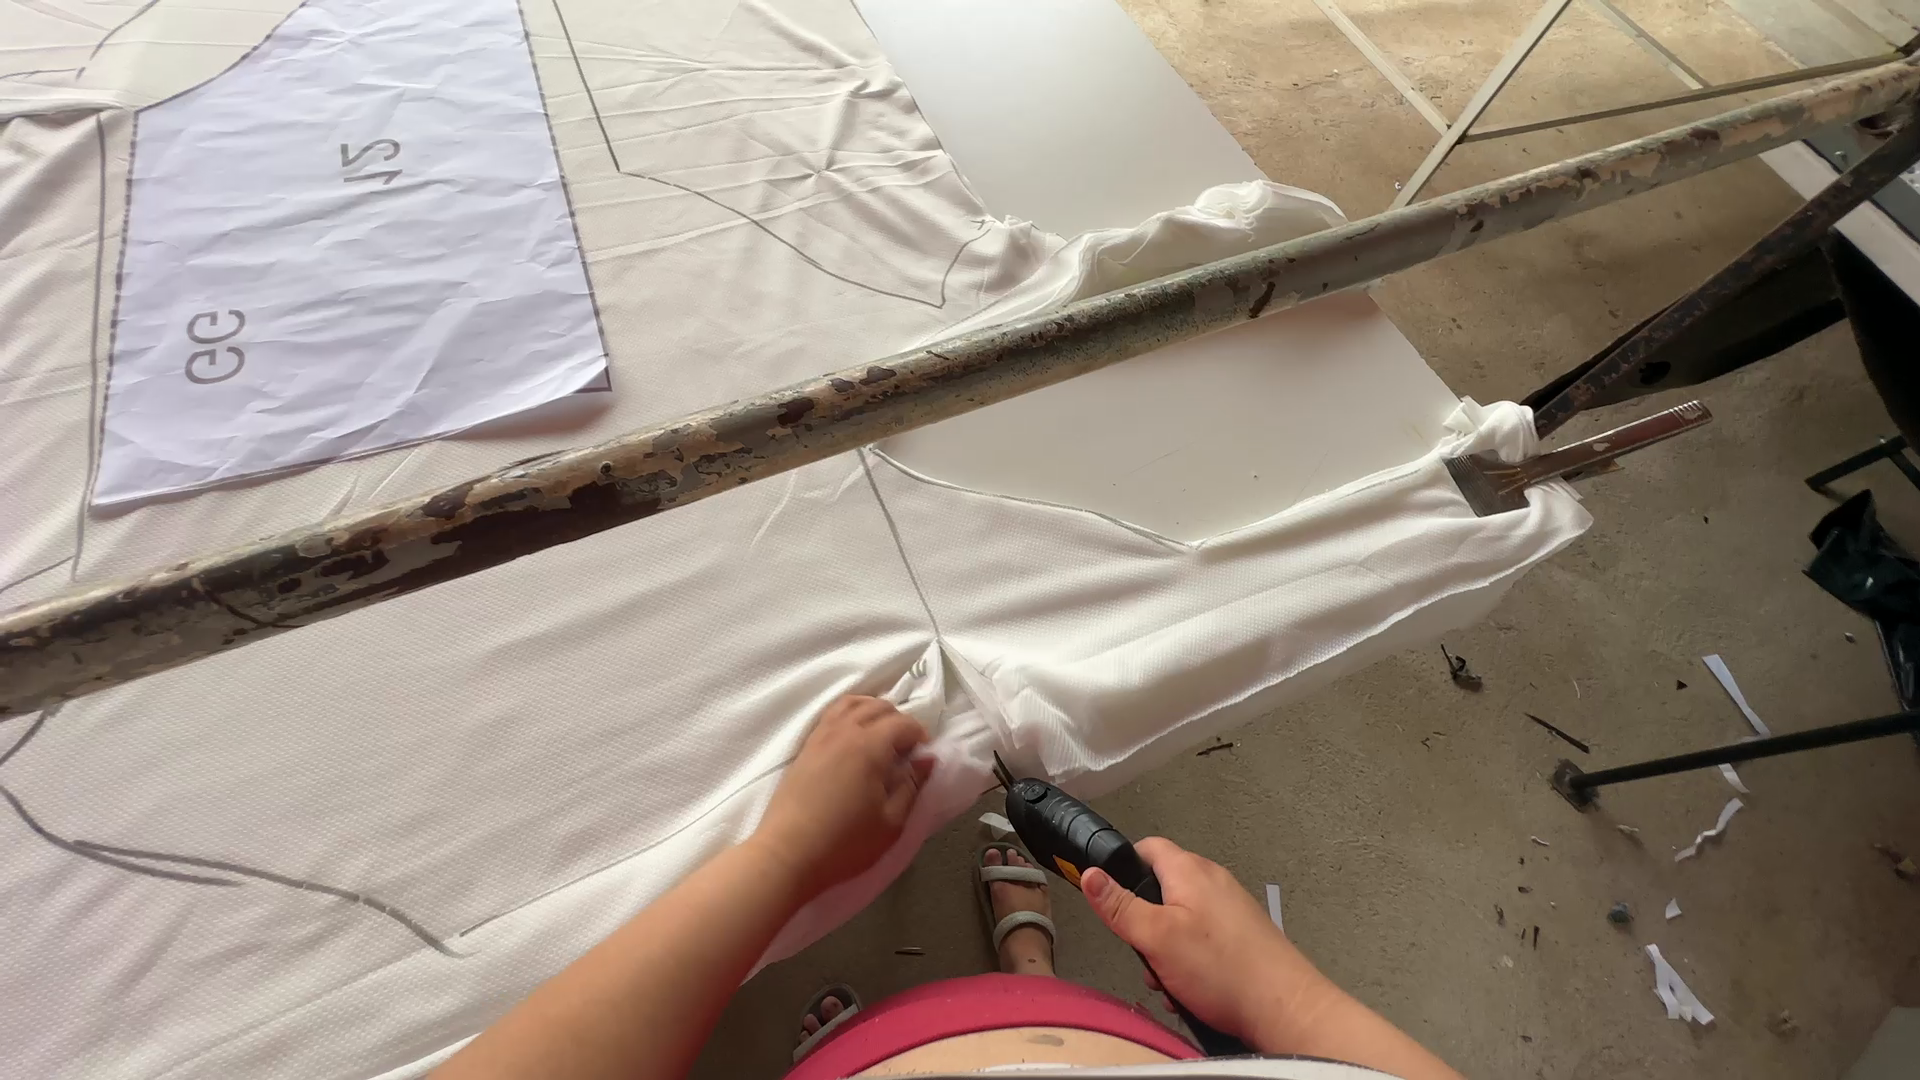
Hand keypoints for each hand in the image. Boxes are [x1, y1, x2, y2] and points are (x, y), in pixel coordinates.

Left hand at [751, 695, 932, 901]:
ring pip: (852, 703)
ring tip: (881, 733)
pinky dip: (850, 713)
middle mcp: (845, 732)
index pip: (903, 723)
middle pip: (879, 707)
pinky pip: (832, 713)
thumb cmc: (845, 843)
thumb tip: (927, 760)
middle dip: (899, 720)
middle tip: (906, 748)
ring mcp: (821, 736)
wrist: (787, 855)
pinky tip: (853, 734)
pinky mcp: (806, 747)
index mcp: (869, 747)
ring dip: (873, 710)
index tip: (924, 755)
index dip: (920, 734)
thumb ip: (912, 786)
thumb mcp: (891, 823)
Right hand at [1081, 838, 1334, 1050]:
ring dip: (1166, 949)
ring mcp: (1230, 907)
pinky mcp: (1243, 934)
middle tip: (1144, 951)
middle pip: (1161, 887)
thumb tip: (1089, 874)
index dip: (1123, 866)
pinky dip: (1191, 960)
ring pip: (1180, 918)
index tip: (1111, 893)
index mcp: (1188, 870)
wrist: (1288, 1011)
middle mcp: (1211, 880)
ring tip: (1169, 981)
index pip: (1146, 847)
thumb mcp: (1156, 937)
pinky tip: (1192, 990)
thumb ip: (1119, 905)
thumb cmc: (1224, 969)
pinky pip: (1203, 939)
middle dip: (1145, 922)